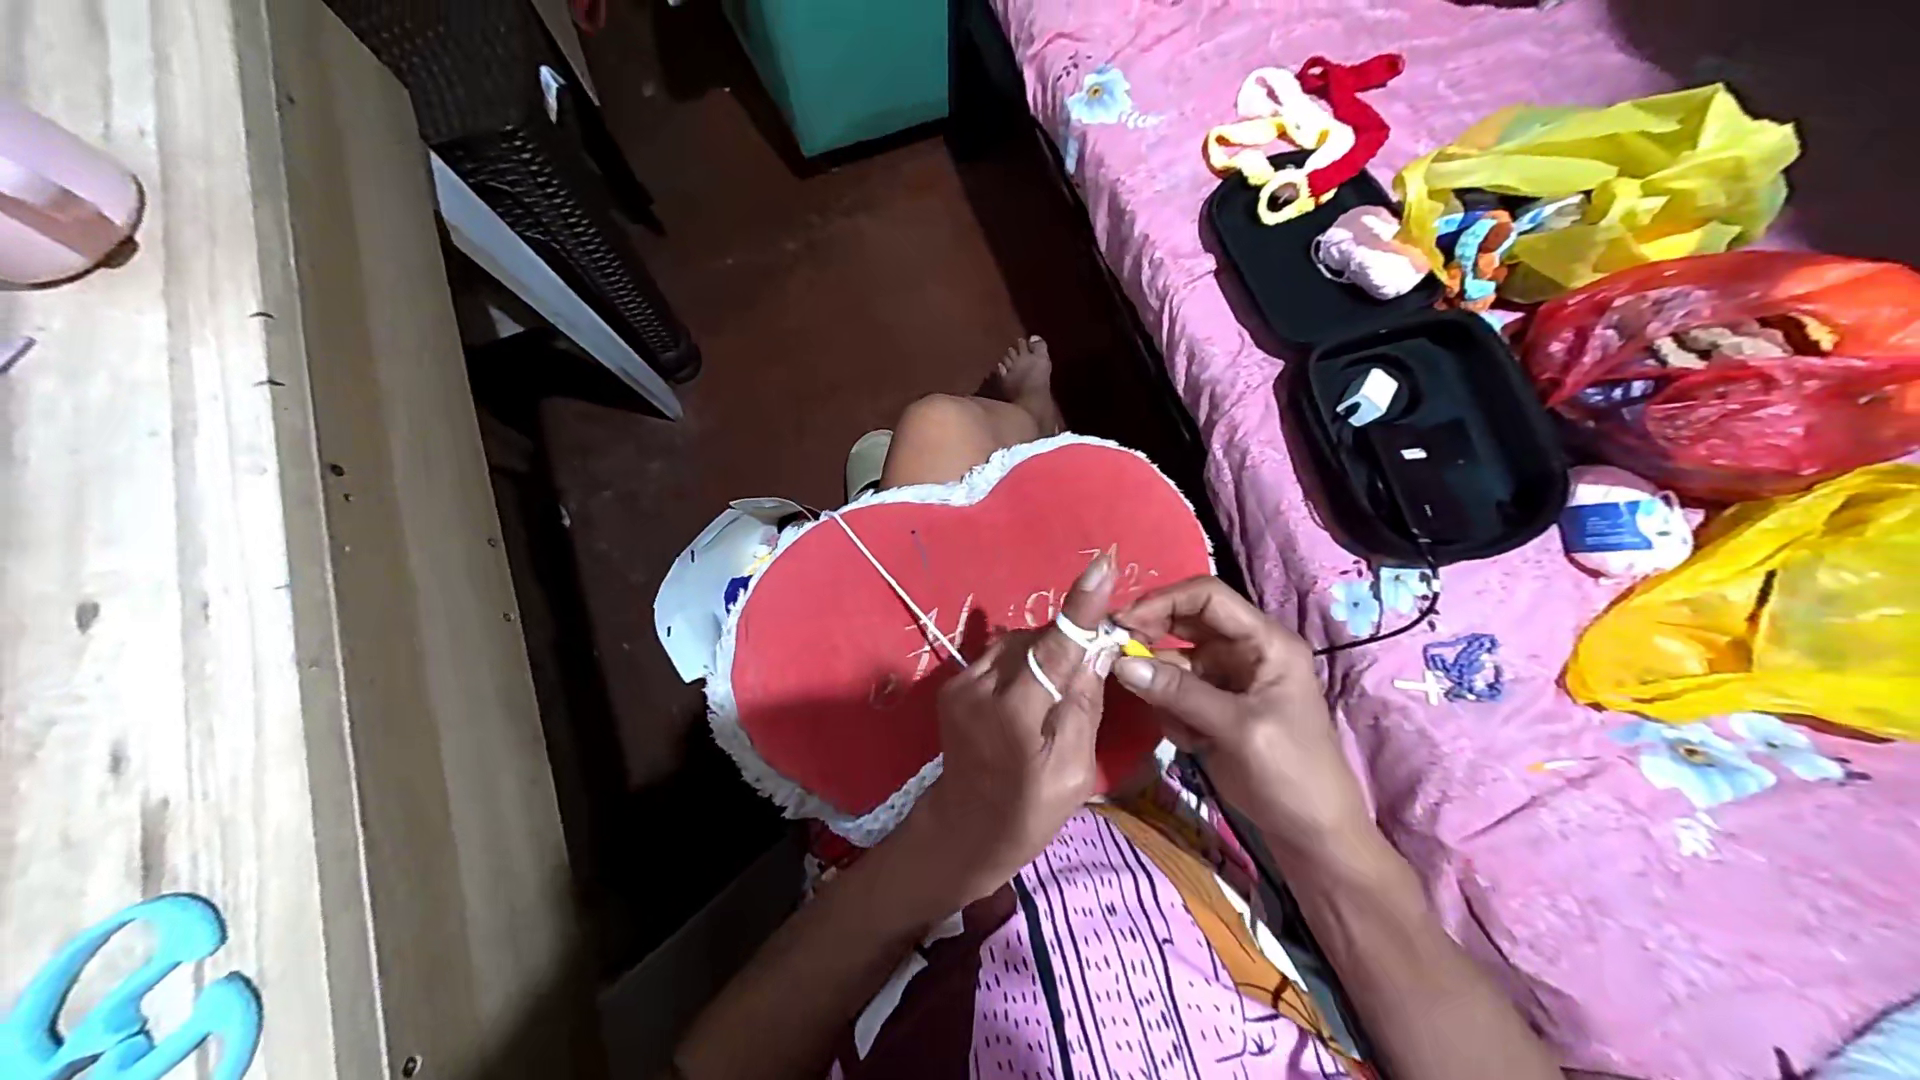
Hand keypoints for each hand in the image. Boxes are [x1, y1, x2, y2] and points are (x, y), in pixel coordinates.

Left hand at [907, 554, 1120, 906]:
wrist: (964, 828)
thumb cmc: (1030, 812)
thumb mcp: (1075, 770)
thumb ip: (1084, 703)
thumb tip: (1097, 648)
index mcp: (1015, 716)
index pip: (1054, 649)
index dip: (1081, 607)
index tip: (1103, 564)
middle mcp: (981, 689)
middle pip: (1036, 640)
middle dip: (1067, 642)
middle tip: (1089, 664)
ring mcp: (960, 684)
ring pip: (1016, 643)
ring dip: (1043, 651)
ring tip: (1054, 689)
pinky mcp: (952, 684)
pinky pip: (999, 655)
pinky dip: (1022, 662)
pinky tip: (1030, 688)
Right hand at [1112, 576, 1377, 871]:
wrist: (1313, 836)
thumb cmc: (1292, 774)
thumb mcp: (1237, 728)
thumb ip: (1179, 693)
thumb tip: (1121, 664)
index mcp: (1265, 641)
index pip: (1208, 597)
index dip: (1163, 601)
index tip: (1123, 621)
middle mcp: (1243, 651)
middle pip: (1183, 623)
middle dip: (1150, 638)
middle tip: (1116, 656)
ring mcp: (1226, 679)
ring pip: (1172, 661)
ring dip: (1160, 686)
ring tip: (1175, 725)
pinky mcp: (1212, 706)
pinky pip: (1172, 692)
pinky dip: (1168, 711)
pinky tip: (1190, 741)